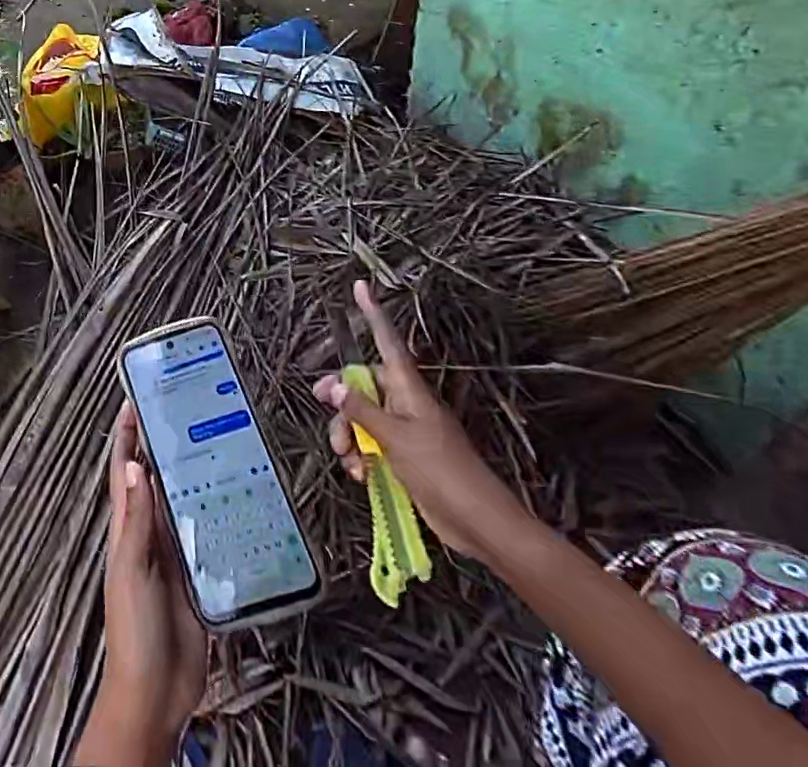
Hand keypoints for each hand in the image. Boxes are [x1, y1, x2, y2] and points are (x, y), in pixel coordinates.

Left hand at [77, 402, 208, 765]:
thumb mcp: (132, 571)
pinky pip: (205, 535)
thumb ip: (136, 522)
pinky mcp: (198, 574)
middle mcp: (148, 534)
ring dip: (192, 477)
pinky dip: (216, 513)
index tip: (135, 402)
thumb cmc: (135, 629)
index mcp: (126, 529)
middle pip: (154, 481)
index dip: (126, 437)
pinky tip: (238, 499)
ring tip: (216, 444)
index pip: (123, 472)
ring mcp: (174, 553)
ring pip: (181, 504)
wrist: (156, 691)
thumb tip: (132, 465)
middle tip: (186, 413)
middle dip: (163, 448)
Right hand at [313, 281, 532, 560]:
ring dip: (348, 438)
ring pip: (359, 419)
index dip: (373, 315)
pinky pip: (368, 444)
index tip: (360, 286)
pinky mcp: (401, 455)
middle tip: (334, 427)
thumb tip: (330, 385)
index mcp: (409, 390)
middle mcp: (405, 404)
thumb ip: (359, 410)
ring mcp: (403, 430)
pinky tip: (362, 476)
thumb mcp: (395, 437)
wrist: (477, 521)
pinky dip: (359, 457)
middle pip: (361, 387)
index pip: (387, 343)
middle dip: (341, 408)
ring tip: (352, 463)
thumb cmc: (441, 471)